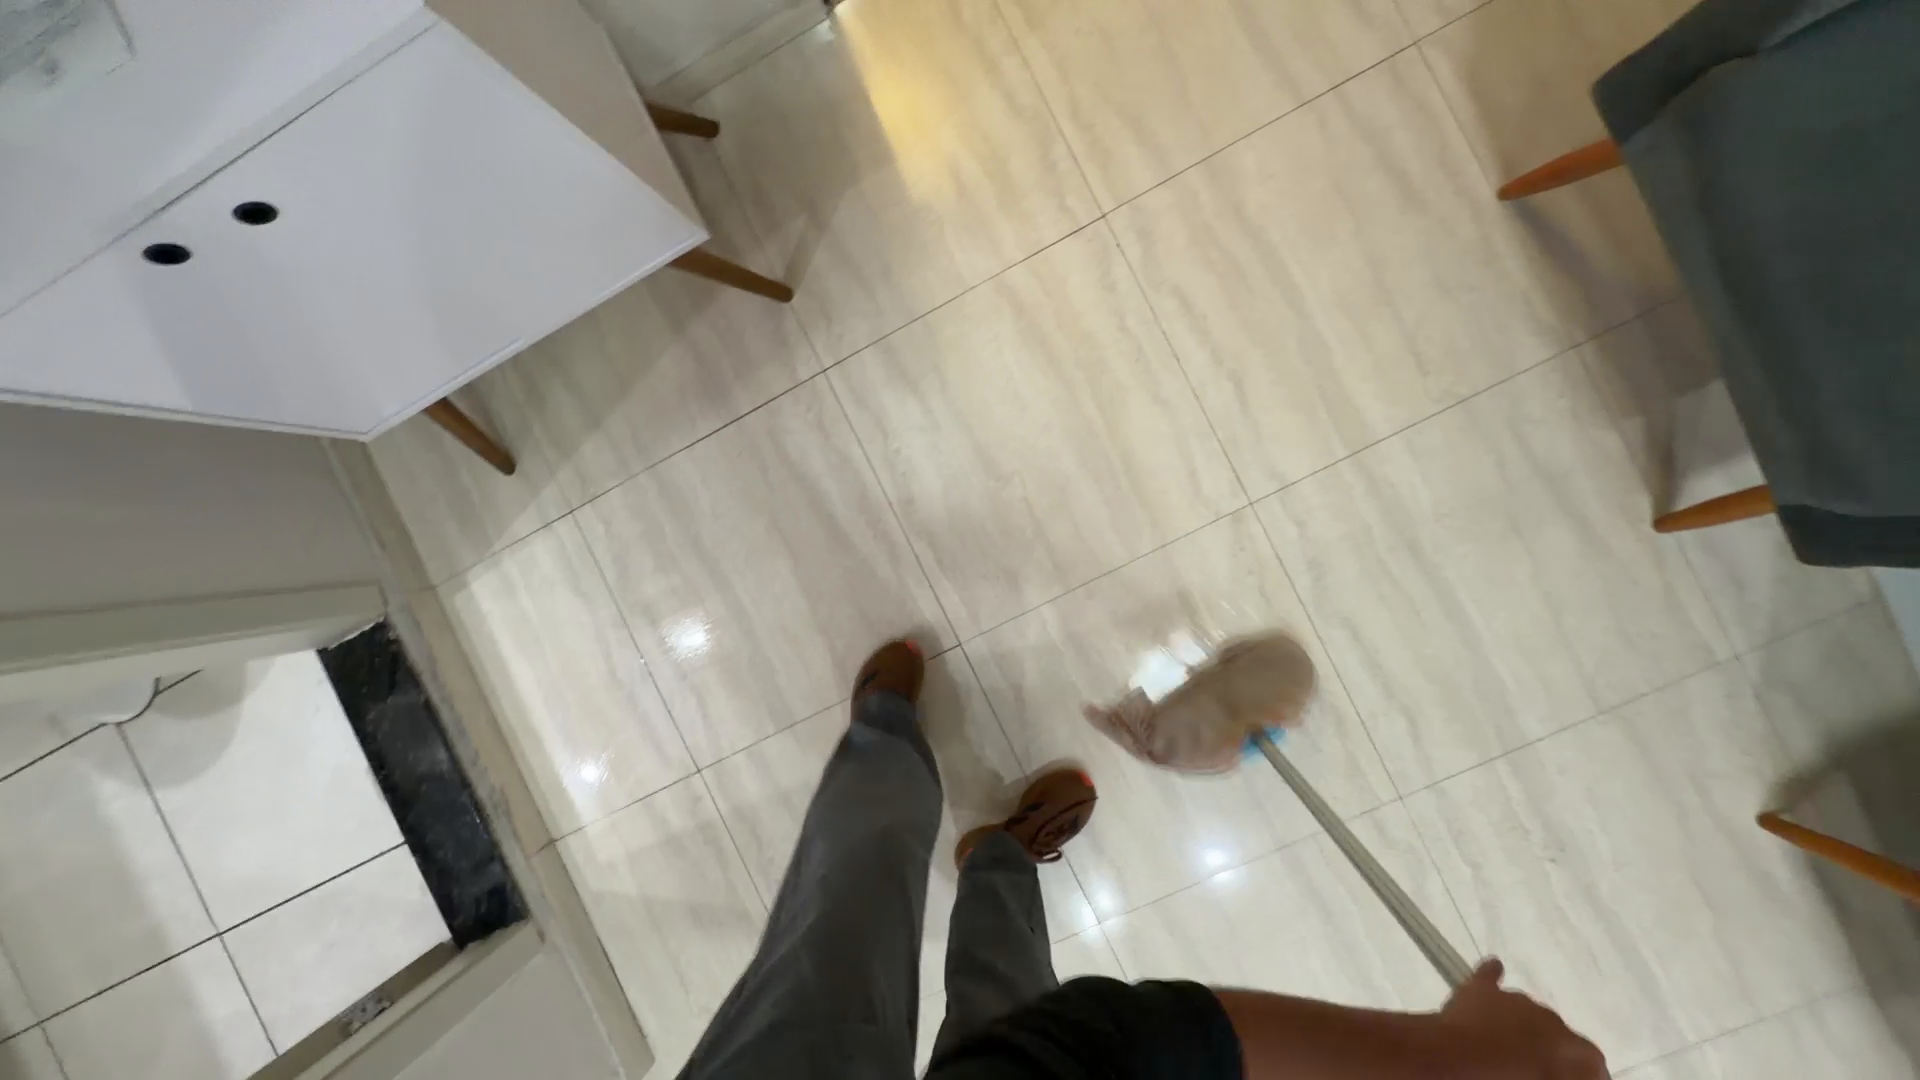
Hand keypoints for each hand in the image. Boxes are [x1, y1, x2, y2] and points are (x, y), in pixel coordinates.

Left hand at [1436, 960, 1606, 1078]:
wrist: (1465, 1060)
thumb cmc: (1515, 1078)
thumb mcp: (1553, 1079)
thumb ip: (1564, 1072)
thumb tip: (1559, 1067)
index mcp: (1578, 1049)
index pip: (1591, 1062)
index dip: (1581, 1073)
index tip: (1567, 1076)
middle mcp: (1551, 1017)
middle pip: (1554, 1034)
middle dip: (1546, 1049)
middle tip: (1532, 1067)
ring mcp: (1515, 999)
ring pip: (1524, 1010)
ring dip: (1519, 1024)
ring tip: (1505, 1044)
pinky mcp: (1481, 988)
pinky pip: (1489, 976)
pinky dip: (1492, 973)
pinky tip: (1495, 966)